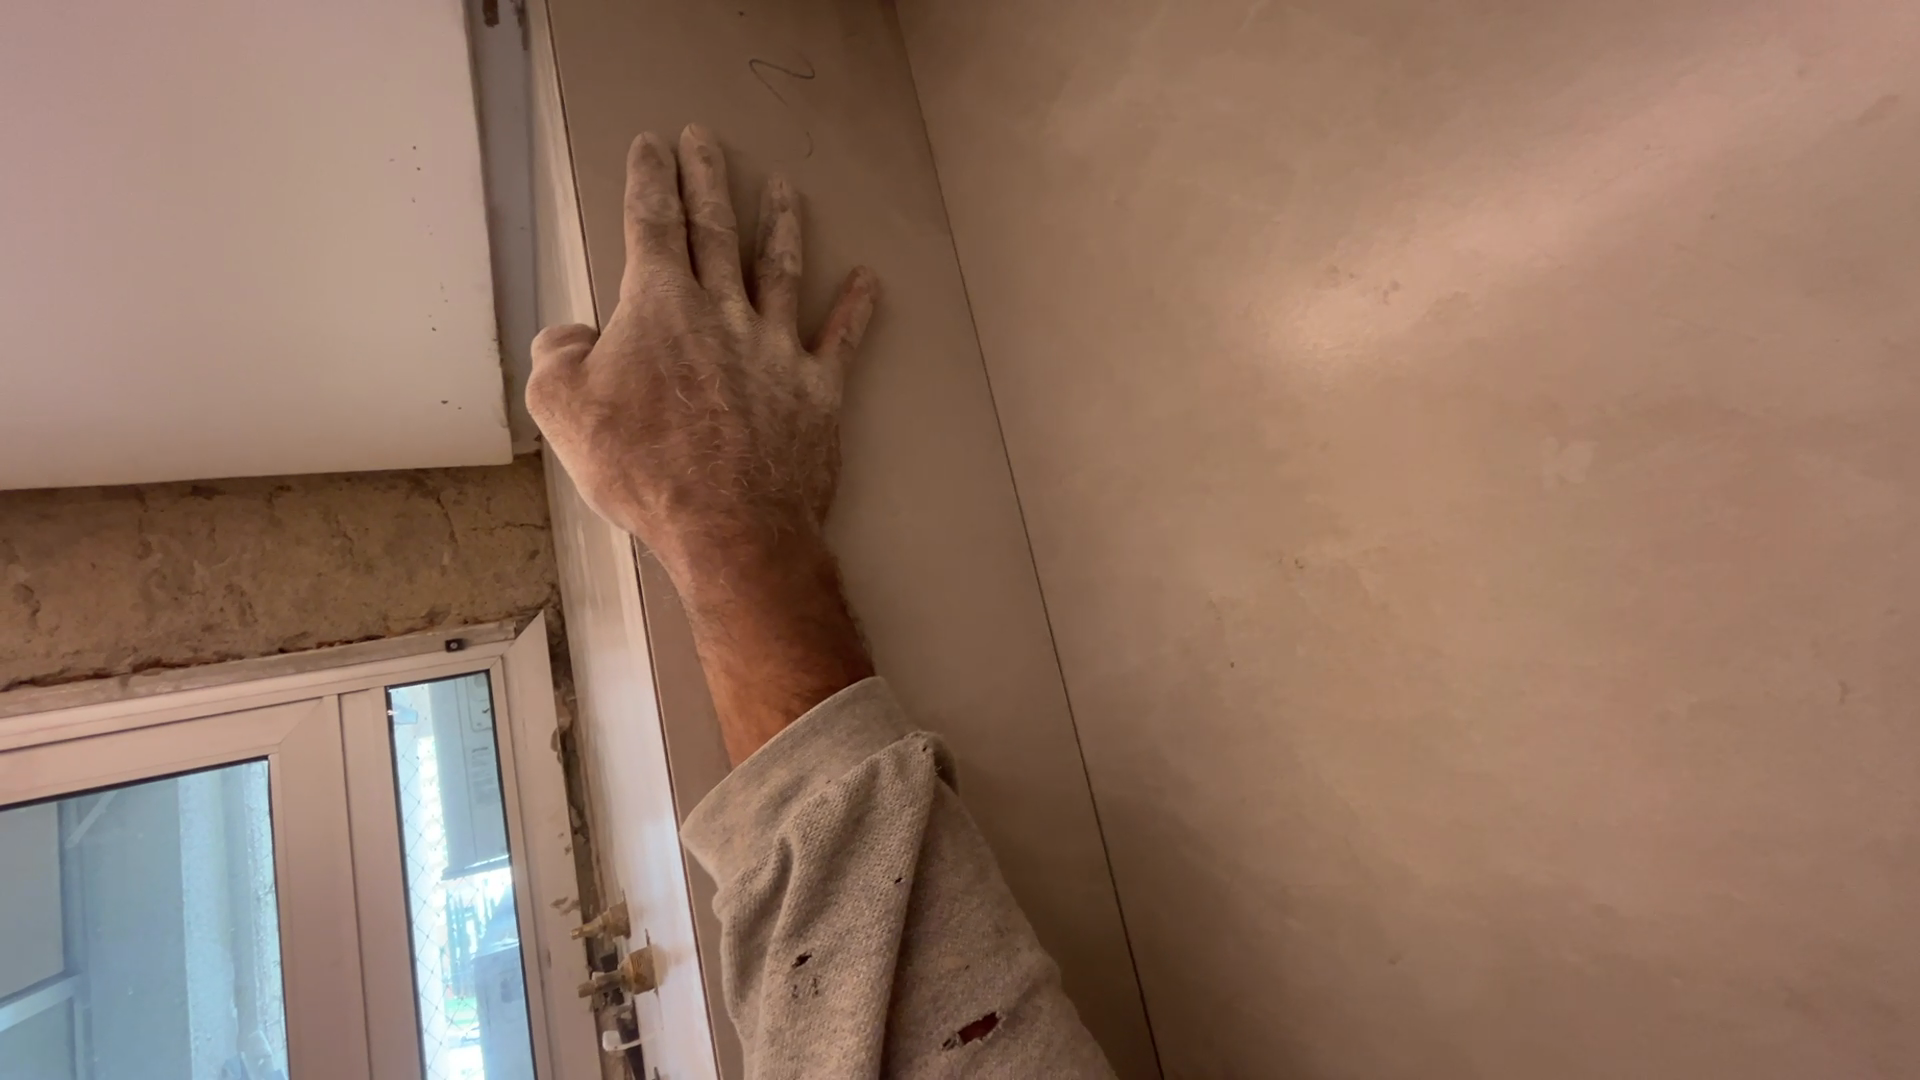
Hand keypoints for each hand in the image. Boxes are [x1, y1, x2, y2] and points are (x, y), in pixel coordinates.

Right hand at [527, 125, 877, 584]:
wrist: (732, 525)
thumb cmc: (645, 470)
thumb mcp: (564, 411)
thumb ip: (560, 356)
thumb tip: (578, 335)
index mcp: (662, 308)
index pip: (653, 224)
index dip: (649, 180)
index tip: (651, 147)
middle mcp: (726, 313)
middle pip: (717, 230)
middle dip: (709, 179)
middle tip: (706, 140)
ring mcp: (778, 349)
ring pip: (781, 270)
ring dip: (782, 225)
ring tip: (786, 189)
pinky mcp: (819, 389)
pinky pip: (842, 339)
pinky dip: (857, 308)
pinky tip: (869, 281)